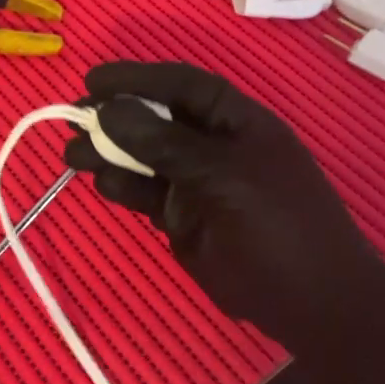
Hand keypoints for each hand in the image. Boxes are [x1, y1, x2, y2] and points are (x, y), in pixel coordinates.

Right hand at [63, 61, 384, 355]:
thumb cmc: (279, 226)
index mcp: (235, 122)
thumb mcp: (223, 175)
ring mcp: (194, 181)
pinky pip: (141, 190)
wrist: (312, 306)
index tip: (93, 82)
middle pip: (152, 118)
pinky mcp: (180, 215)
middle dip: (112, 116)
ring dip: (106, 152)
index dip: (137, 78)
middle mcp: (211, 145)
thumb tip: (108, 110)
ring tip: (72, 156)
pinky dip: (119, 185)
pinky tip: (104, 185)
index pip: (180, 85)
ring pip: (139, 155)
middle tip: (72, 119)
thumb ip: (164, 142)